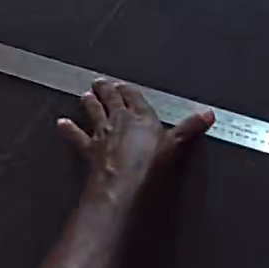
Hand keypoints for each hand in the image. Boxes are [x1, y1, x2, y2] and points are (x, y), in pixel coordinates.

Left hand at [56, 79, 213, 201]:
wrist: (121, 184)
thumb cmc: (148, 165)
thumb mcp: (177, 145)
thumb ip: (191, 128)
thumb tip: (207, 114)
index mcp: (141, 117)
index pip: (135, 98)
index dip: (129, 91)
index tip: (125, 86)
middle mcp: (120, 121)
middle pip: (112, 101)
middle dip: (107, 91)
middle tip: (100, 82)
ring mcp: (102, 134)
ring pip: (94, 113)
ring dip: (90, 104)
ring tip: (85, 95)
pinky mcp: (89, 150)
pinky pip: (76, 136)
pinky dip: (68, 130)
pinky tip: (61, 124)